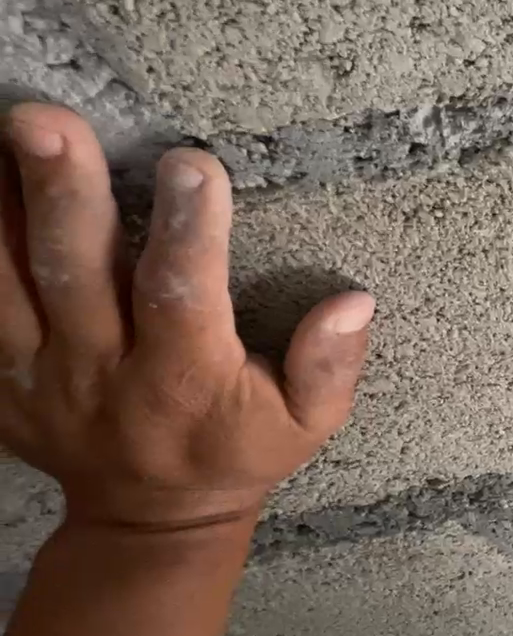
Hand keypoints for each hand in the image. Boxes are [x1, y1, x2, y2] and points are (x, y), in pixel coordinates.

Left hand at [0, 103, 373, 530]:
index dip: (188, 228)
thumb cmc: (246, 453)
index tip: (193, 164)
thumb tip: (355, 301)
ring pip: (1, 279)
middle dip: (61, 194)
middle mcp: (100, 369)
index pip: (183, 293)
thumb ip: (331, 364)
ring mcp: (34, 371)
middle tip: (47, 122)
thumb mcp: (313, 422)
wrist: (150, 513)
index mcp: (185, 378)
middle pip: (72, 273)